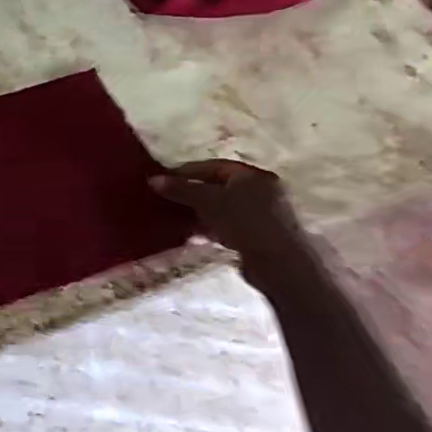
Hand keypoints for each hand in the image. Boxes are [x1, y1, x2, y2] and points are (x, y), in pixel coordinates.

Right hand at [149, 160, 307, 263]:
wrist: (279, 264)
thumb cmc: (245, 221)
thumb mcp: (207, 201)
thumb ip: (180, 189)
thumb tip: (153, 179)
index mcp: (254, 176)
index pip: (213, 166)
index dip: (186, 171)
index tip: (163, 179)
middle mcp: (263, 191)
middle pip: (218, 187)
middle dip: (191, 193)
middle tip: (167, 198)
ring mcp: (264, 215)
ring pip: (222, 207)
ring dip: (199, 211)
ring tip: (176, 217)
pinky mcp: (260, 235)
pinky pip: (228, 225)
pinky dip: (210, 226)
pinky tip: (194, 234)